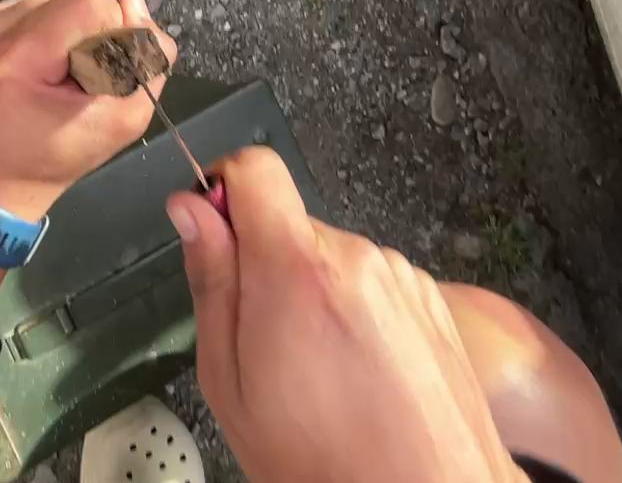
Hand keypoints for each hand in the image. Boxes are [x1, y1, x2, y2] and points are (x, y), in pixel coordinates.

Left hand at [0, 0, 176, 220]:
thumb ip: (144, 61)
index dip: (112, 29)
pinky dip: (46, 29)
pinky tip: (37, 63)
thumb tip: (133, 2)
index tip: (105, 66)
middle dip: (92, 30)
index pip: (87, 1)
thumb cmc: (56, 156)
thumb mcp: (121, 121)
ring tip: (57, 71)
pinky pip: (30, 5)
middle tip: (82, 74)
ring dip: (69, 28)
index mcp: (17, 58)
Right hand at [167, 148, 525, 482]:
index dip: (224, 189)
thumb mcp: (228, 377)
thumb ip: (210, 278)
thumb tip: (188, 205)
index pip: (255, 167)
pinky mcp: (432, 297)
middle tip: (269, 340)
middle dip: (265, 261)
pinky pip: (367, 276)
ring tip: (321, 365)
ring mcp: (400, 274)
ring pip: (326, 251)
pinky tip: (360, 368)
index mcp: (296, 266)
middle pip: (285, 220)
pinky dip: (352, 305)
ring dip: (311, 286)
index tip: (218, 239)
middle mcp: (354, 254)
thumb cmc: (313, 460)